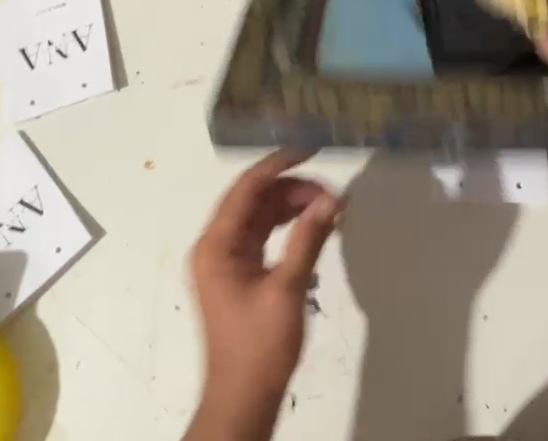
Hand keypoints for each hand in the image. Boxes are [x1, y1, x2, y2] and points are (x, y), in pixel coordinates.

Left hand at [187, 149, 339, 439]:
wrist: (243, 399)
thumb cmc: (259, 346)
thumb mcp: (287, 290)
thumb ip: (308, 240)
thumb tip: (332, 200)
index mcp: (215, 245)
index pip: (246, 189)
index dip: (278, 165)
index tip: (311, 149)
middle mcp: (216, 246)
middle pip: (254, 200)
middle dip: (293, 189)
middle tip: (331, 193)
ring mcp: (227, 260)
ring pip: (261, 216)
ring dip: (293, 207)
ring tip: (330, 207)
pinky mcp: (240, 273)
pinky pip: (264, 235)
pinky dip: (289, 226)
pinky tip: (316, 223)